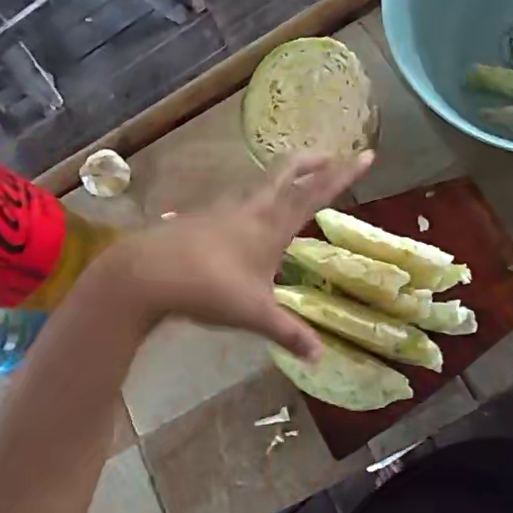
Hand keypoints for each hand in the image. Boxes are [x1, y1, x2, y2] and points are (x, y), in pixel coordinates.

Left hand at [95, 151, 371, 359]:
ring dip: (279, 178)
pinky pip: (231, 202)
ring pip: (257, 183)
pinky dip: (249, 200)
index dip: (343, 174)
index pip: (315, 192)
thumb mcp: (254, 314)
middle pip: (285, 172)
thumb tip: (319, 357)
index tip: (366, 155)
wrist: (147, 273)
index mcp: (271, 225)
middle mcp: (249, 208)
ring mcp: (220, 209)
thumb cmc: (209, 288)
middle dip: (310, 162)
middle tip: (328, 157)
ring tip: (288, 185)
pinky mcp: (197, 218)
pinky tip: (239, 217)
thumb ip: (288, 333)